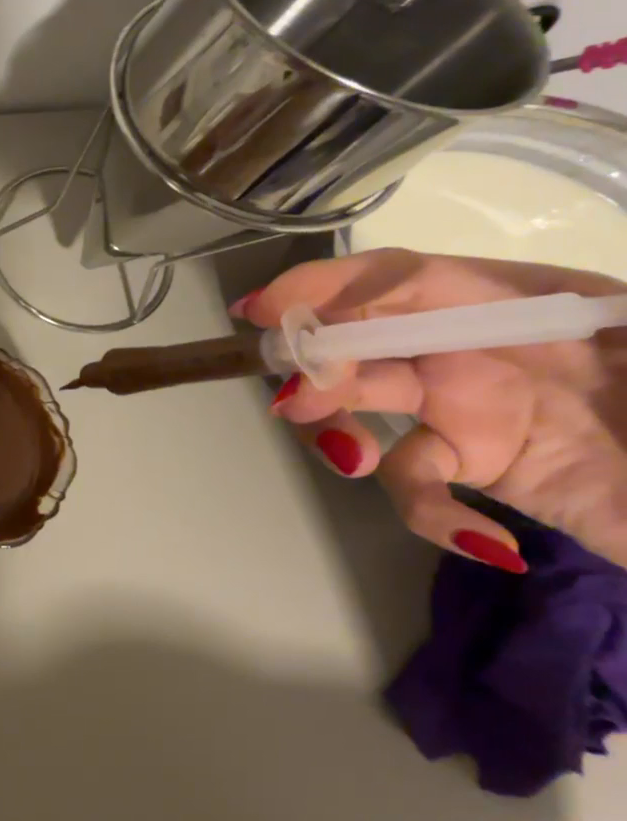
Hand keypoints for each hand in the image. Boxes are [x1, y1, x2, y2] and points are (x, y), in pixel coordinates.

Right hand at [240, 248, 626, 570]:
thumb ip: (555, 317)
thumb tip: (422, 309)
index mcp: (516, 299)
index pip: (399, 278)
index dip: (323, 287)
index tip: (264, 311)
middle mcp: (473, 346)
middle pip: (359, 342)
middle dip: (313, 365)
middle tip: (303, 400)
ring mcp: (469, 410)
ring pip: (359, 409)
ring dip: (334, 431)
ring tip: (350, 457)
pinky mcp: (477, 470)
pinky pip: (415, 485)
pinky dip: (433, 517)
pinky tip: (489, 543)